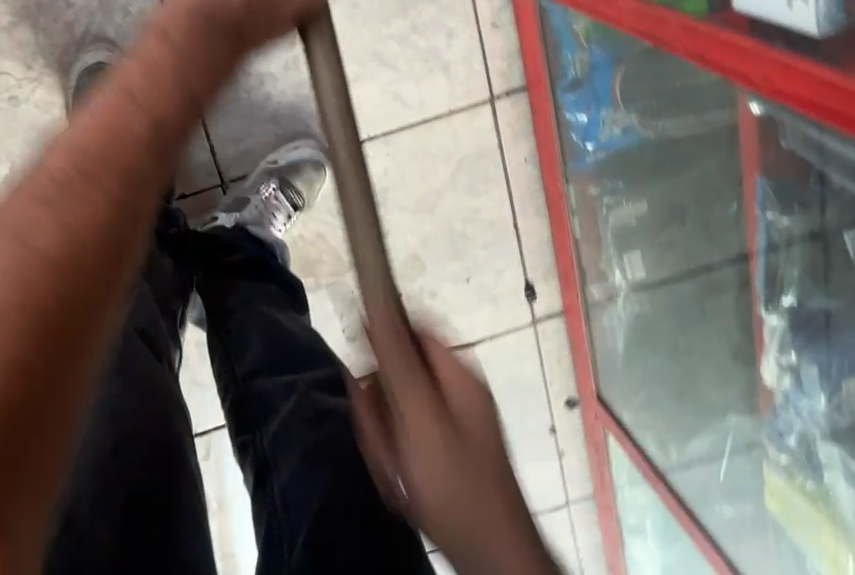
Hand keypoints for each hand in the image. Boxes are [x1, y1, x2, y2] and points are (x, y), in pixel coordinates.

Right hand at [348, 317, 560, 574]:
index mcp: (456, 374)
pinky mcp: (444, 453)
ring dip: (383, 438)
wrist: (490, 553)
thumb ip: (396, 359)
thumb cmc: (454, 479)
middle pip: (398, 372)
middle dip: (379, 405)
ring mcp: (451, 424)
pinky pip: (404, 440)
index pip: (410, 330)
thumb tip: (376, 305)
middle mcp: (456, 392)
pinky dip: (394, 459)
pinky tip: (399, 483)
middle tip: (382, 437)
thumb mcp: (418, 413)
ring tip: (392, 468)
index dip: (381, 341)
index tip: (364, 369)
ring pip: (396, 409)